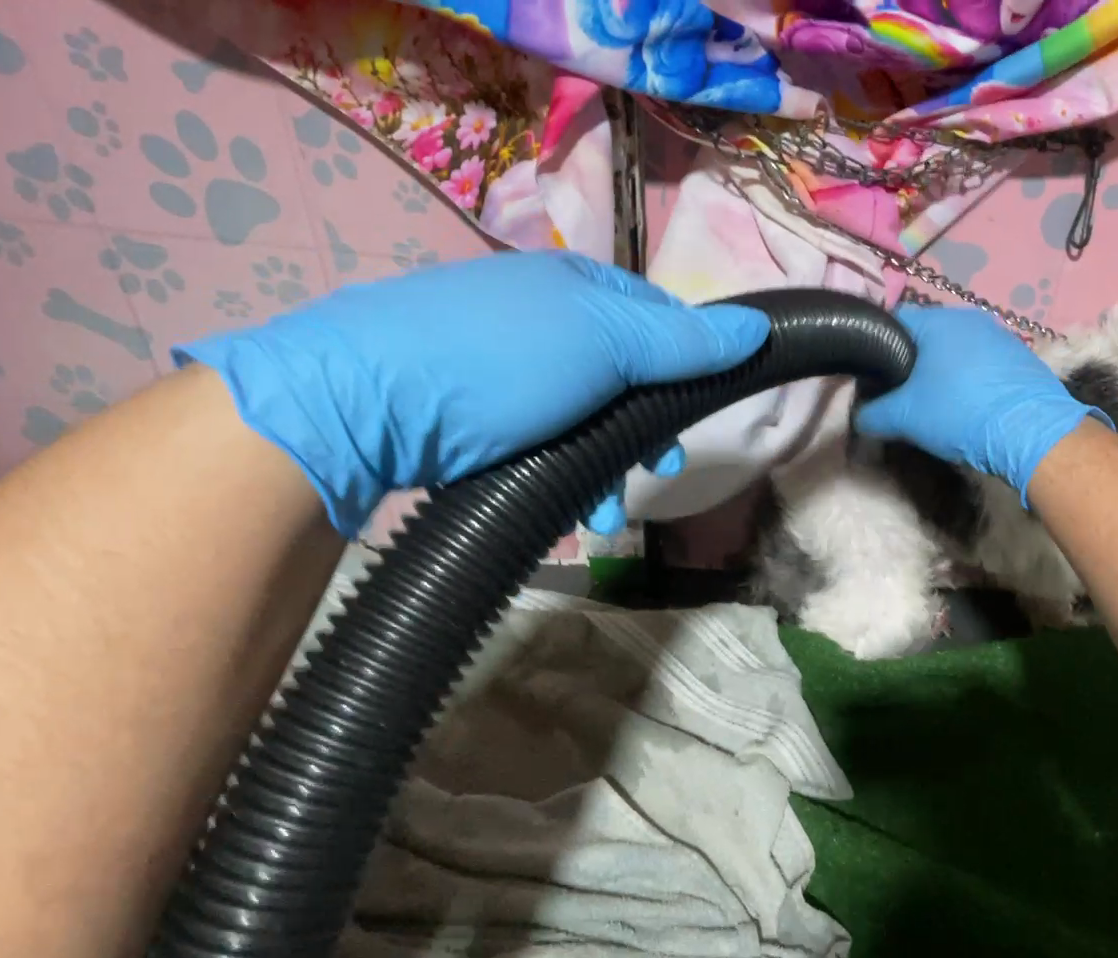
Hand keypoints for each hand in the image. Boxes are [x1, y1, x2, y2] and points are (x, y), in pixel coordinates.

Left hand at [175, 253, 769, 535]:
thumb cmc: (499, 363)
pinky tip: (565, 507)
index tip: (698, 415)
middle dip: (646, 430)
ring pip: (586, 417)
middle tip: (657, 469)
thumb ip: (683, 345)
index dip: (689, 366)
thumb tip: (760, 329)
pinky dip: (562, 473)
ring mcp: (503, 364)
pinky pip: (542, 441)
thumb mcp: (605, 346)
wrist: (358, 405)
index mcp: (575, 285)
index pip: (659, 318)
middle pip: (625, 376)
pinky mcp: (472, 412)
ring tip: (605, 512)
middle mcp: (542, 317)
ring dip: (607, 465)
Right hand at [855, 306, 1106, 502]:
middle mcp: (970, 319)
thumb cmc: (960, 412)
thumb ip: (872, 414)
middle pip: (927, 336)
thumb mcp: (905, 417)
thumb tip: (859, 416)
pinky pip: (983, 365)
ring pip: (956, 351)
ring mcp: (1001, 337)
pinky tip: (968, 407)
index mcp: (939, 320)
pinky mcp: (1021, 360)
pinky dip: (969, 381)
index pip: (893, 319)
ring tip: (934, 404)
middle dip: (910, 362)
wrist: (1031, 433)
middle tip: (899, 394)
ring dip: (942, 373)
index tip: (870, 375)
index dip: (875, 345)